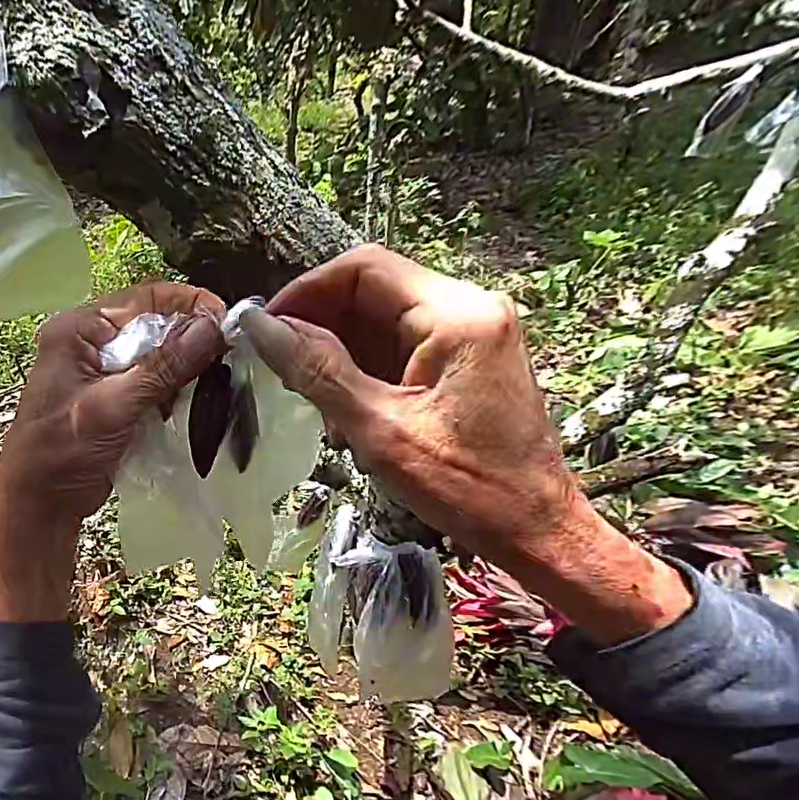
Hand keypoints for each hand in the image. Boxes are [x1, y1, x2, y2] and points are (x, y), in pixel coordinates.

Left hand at [0, 283, 226, 621]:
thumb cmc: (61, 451)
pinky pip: (155, 384)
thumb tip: (211, 329)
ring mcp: (104, 373)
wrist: (39, 503)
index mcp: (80, 329)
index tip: (226, 324)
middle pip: (155, 326)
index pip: (144, 298)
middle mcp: (92, 343)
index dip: (189, 305)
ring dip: (186, 369)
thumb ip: (162, 367)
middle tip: (227, 357)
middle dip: (191, 340)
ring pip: (159, 357)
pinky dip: (175, 392)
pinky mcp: (117, 400)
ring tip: (214, 382)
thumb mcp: (113, 406)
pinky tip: (192, 404)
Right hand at [243, 245, 689, 642]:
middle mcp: (467, 310)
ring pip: (381, 324)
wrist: (535, 529)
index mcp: (456, 314)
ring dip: (338, 355)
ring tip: (312, 403)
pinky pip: (400, 351)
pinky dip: (364, 374)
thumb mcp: (380, 430)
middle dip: (319, 327)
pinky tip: (345, 412)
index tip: (264, 329)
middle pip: (372, 293)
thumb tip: (263, 328)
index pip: (363, 269)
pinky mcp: (465, 364)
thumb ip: (319, 372)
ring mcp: (469, 336)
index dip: (305, 293)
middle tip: (279, 371)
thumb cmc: (466, 488)